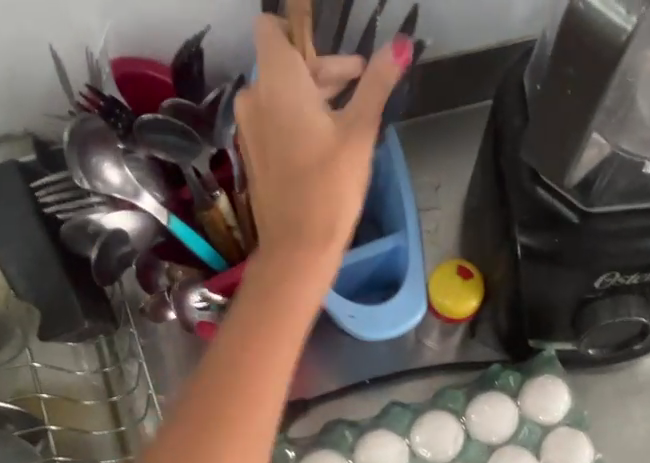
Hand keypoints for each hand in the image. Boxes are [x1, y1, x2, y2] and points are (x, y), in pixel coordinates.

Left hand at [236, 15, 409, 270]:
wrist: (297, 247)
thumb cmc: (330, 187)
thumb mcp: (360, 132)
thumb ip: (377, 83)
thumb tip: (399, 45)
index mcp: (277, 80)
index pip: (272, 27)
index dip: (301, 32)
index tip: (335, 54)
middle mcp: (254, 96)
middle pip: (285, 63)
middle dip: (323, 69)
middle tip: (361, 86)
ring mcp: (249, 127)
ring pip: (280, 94)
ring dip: (313, 96)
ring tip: (349, 118)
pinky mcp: (253, 153)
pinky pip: (274, 120)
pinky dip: (297, 120)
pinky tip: (326, 144)